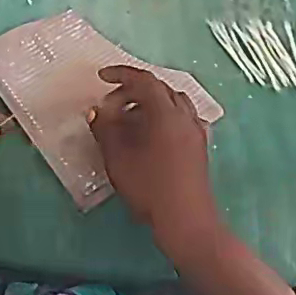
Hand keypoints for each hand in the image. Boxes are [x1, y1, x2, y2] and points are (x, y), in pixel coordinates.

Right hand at [88, 65, 222, 254]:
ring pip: (173, 102)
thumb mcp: (117, 156)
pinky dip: (163, 115)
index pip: (144, 80)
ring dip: (149, 102)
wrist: (186, 220)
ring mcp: (195, 131)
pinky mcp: (198, 146)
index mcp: (165, 113)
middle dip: (133, 89)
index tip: (101, 77)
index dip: (121, 74)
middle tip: (110, 103)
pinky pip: (181, 117)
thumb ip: (105, 128)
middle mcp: (184, 115)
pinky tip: (151, 132)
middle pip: (159, 88)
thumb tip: (97, 111)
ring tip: (128, 118)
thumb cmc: (149, 186)